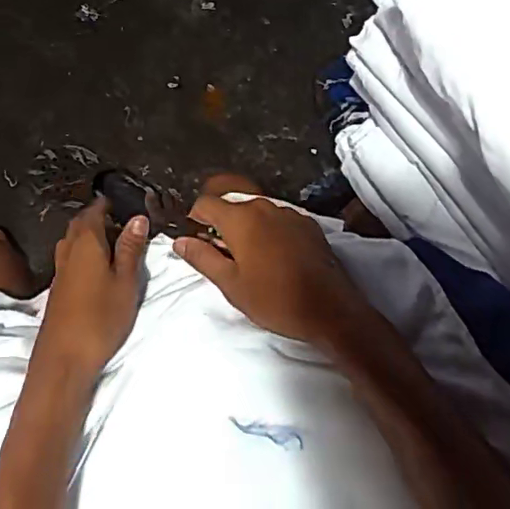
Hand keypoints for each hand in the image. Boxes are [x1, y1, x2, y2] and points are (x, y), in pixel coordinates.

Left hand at [36, 199, 147, 371]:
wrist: (62, 362)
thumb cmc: (99, 317)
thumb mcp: (125, 282)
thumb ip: (130, 249)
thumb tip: (138, 217)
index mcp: (86, 242)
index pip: (95, 211)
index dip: (108, 203)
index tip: (124, 200)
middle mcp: (68, 250)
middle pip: (80, 224)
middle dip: (98, 216)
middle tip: (121, 219)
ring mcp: (59, 271)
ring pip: (73, 241)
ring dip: (89, 235)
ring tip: (112, 242)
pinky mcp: (57, 290)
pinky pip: (70, 257)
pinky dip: (83, 253)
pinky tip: (97, 267)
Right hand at [172, 195, 378, 349]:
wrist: (329, 308)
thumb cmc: (274, 299)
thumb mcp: (231, 284)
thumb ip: (203, 258)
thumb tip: (180, 241)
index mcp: (241, 218)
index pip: (207, 202)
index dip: (196, 217)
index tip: (197, 237)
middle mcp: (264, 206)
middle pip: (233, 204)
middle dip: (222, 223)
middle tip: (222, 253)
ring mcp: (288, 212)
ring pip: (257, 211)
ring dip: (247, 226)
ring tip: (250, 258)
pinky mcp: (307, 223)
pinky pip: (279, 219)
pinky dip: (270, 230)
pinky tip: (275, 257)